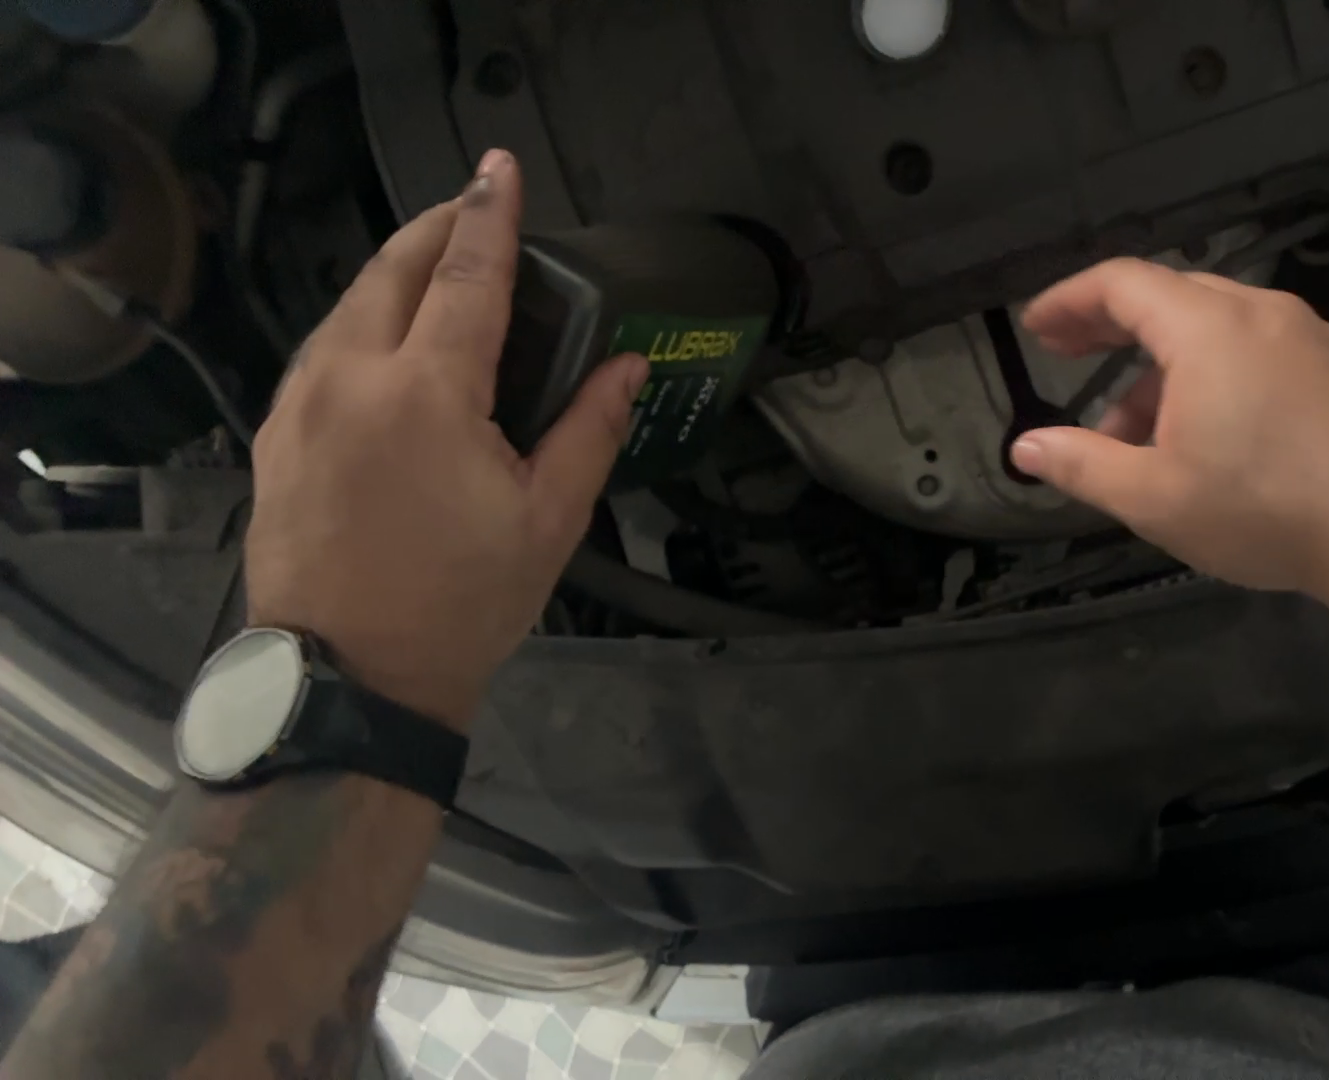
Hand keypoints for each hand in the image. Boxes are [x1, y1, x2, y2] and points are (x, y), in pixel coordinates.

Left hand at [245, 150, 648, 728]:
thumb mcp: (553, 516)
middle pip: (388, 271)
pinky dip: (367, 319)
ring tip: (447, 271)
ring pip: (347, 305)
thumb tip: (626, 364)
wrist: (356, 673)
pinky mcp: (278, 433)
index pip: (464, 280)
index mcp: (427, 395)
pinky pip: (325, 347)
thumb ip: (590, 428)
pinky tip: (398, 340)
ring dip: (398, 272)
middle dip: (435, 229)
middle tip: (480, 213)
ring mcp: (300, 404)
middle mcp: (349, 379)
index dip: (490, 219)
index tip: (501, 169)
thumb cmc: (470, 596)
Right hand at [1010, 258, 1328, 595]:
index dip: (1068, 299)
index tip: (1035, 327)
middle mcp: (1261, 312)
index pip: (1122, 283)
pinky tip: (1204, 430)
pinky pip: (1255, 349)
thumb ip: (1079, 463)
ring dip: (1159, 366)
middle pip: (1167, 296)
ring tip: (1133, 431)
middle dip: (1108, 326)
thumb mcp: (1151, 496)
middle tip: (1066, 355)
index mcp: (1209, 330)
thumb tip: (1023, 448)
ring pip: (1213, 328)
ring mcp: (1309, 335)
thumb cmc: (1260, 512)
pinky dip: (1210, 372)